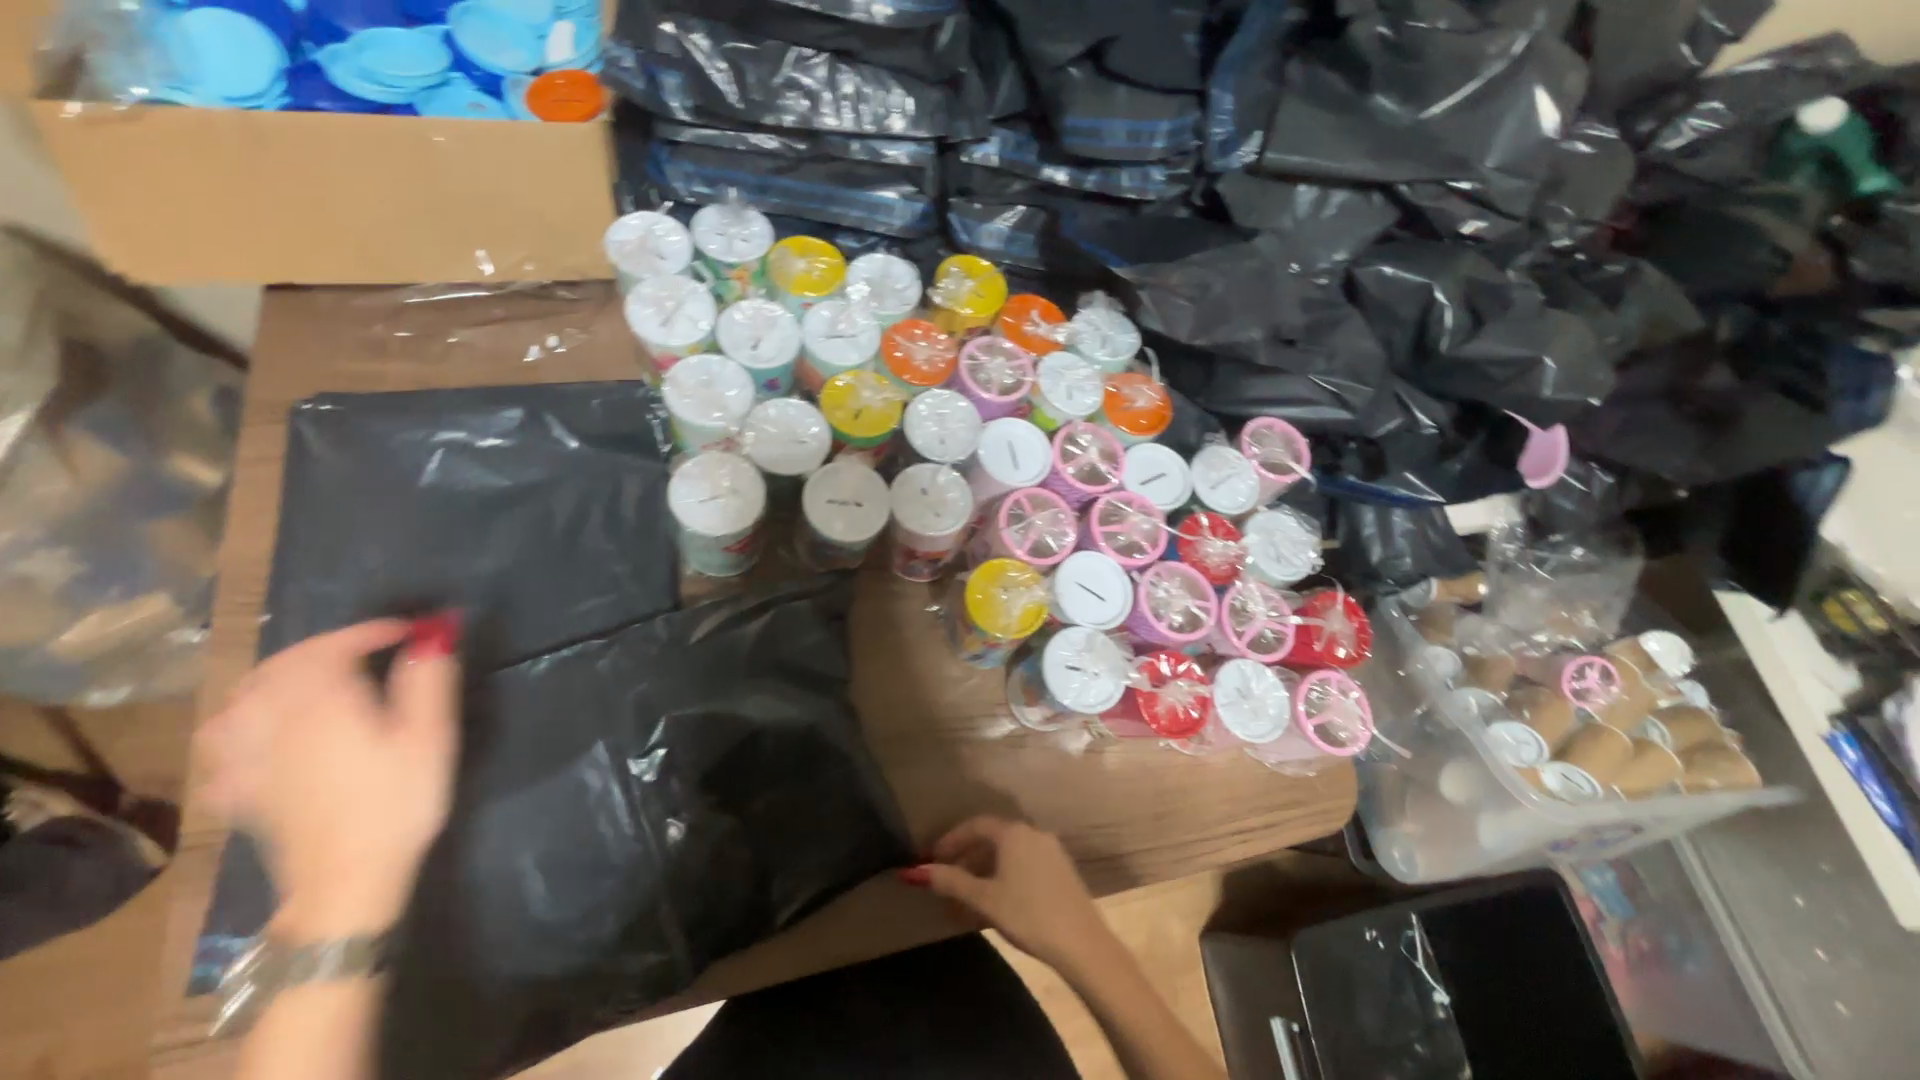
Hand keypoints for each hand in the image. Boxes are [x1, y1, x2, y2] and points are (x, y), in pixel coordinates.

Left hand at [197, 615, 461, 938]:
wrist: (346, 882)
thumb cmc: (397, 805)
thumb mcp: (430, 739)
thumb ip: (428, 682)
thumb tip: (433, 636)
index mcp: (323, 703)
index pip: (331, 647)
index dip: (367, 631)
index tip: (403, 633)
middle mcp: (276, 721)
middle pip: (280, 667)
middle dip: (320, 649)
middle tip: (360, 650)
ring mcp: (251, 758)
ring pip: (243, 699)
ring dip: (274, 678)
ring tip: (305, 679)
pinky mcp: (243, 791)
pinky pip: (224, 745)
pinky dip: (240, 724)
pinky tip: (259, 731)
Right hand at [901, 816, 1117, 974]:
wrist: (1082, 943)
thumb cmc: (1027, 915)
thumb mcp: (984, 899)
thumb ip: (951, 881)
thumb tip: (916, 871)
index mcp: (1014, 833)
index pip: (975, 825)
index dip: (950, 840)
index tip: (932, 859)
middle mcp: (1034, 833)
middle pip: (993, 838)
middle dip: (966, 857)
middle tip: (947, 879)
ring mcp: (1052, 851)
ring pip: (1009, 853)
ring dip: (985, 869)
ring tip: (968, 896)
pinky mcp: (1063, 871)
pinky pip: (1025, 863)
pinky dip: (1005, 875)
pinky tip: (998, 901)